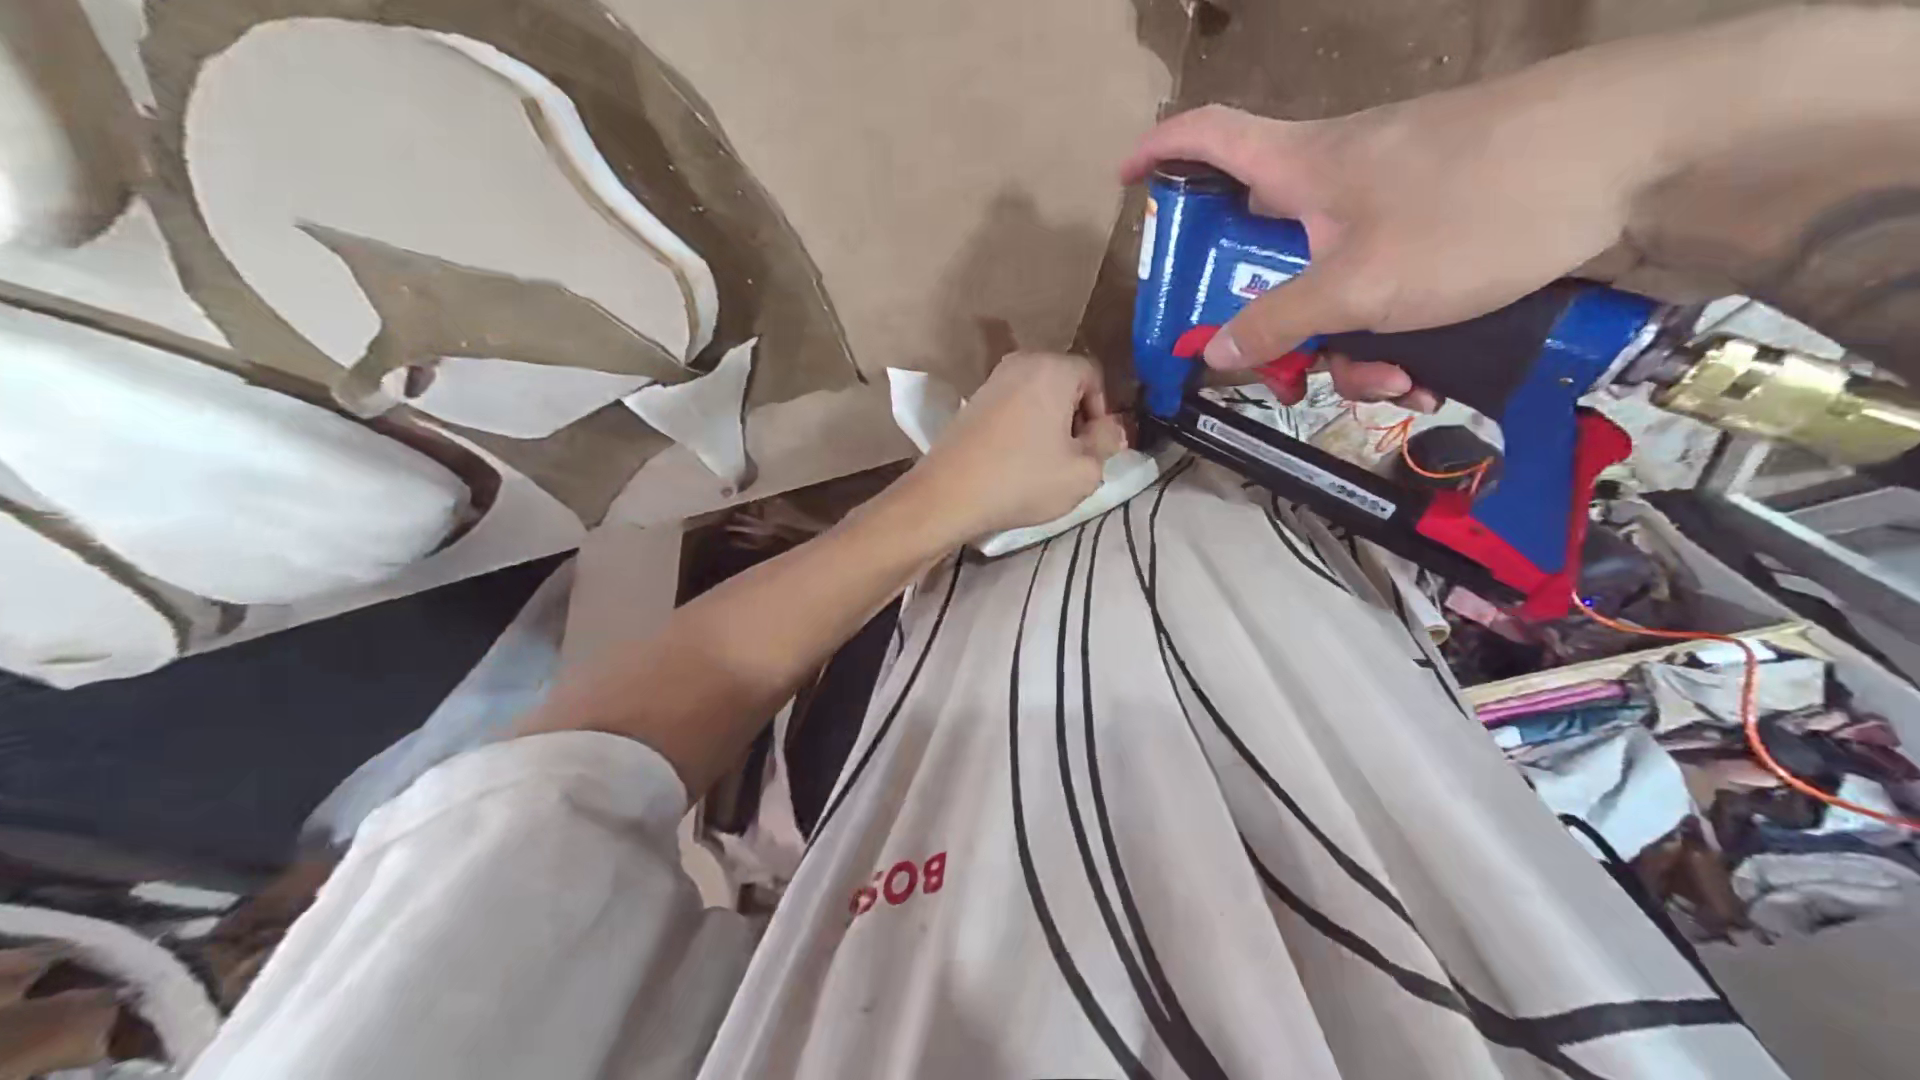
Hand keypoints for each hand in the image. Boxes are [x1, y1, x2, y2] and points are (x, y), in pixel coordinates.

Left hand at [902, 352, 1126, 543]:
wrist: (948, 495)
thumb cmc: (1022, 480)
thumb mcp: (1083, 471)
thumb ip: (1108, 443)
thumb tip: (1112, 429)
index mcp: (1052, 368)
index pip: (1095, 376)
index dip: (1103, 413)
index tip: (1094, 447)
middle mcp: (1021, 363)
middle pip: (1065, 384)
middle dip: (1076, 417)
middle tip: (1073, 456)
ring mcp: (992, 380)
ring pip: (1039, 396)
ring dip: (1049, 424)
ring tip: (1044, 462)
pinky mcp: (972, 402)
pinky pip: (1013, 406)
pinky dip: (1024, 427)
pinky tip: (1016, 460)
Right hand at [1122, 72, 1668, 405]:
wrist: (1653, 152)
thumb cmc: (1479, 205)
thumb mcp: (1360, 285)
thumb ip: (1277, 322)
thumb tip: (1212, 355)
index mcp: (1300, 169)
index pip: (1207, 138)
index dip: (1159, 153)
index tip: (1127, 182)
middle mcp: (1334, 182)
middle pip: (1263, 251)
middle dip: (1266, 319)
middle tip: (1278, 366)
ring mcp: (1388, 204)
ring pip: (1329, 285)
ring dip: (1344, 346)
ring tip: (1391, 383)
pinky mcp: (1438, 226)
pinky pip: (1384, 289)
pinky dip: (1391, 334)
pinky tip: (1427, 369)